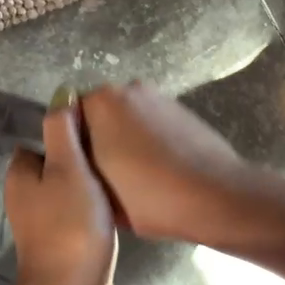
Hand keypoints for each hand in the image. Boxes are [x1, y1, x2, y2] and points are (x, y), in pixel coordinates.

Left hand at [3, 104, 117, 284]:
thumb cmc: (70, 225)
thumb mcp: (68, 167)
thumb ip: (63, 129)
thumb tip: (61, 92)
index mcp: (20, 174)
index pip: (40, 140)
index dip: (67, 132)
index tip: (97, 132)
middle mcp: (25, 198)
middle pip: (57, 166)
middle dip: (84, 161)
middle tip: (115, 156)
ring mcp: (43, 225)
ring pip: (70, 193)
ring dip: (92, 188)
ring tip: (121, 180)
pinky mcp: (63, 247)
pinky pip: (79, 218)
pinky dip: (95, 213)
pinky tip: (117, 211)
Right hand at [78, 82, 253, 246]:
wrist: (218, 197)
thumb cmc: (150, 196)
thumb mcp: (97, 189)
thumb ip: (77, 165)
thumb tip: (74, 156)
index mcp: (99, 102)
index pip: (66, 118)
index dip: (71, 146)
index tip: (79, 171)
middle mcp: (126, 88)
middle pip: (98, 114)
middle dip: (98, 139)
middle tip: (104, 175)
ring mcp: (157, 96)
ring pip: (126, 119)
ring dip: (124, 139)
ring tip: (135, 175)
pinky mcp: (181, 109)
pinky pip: (151, 123)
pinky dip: (149, 140)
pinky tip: (159, 169)